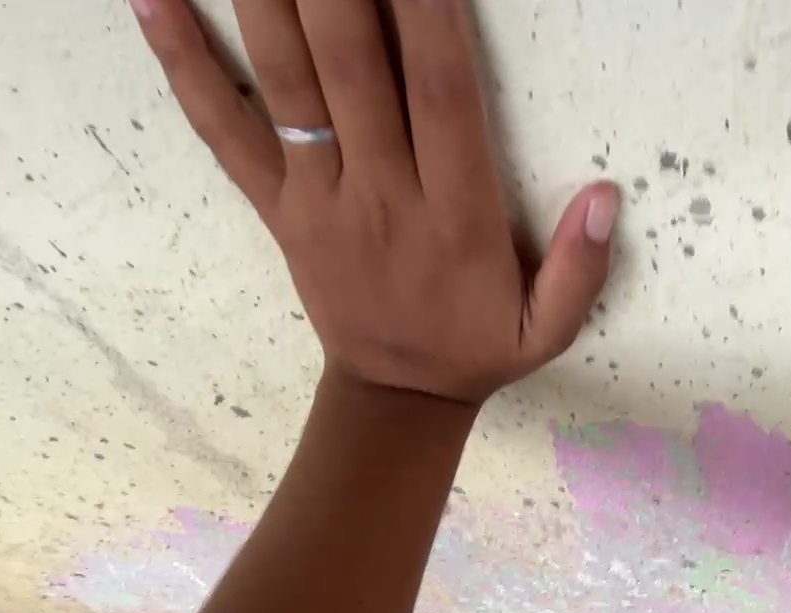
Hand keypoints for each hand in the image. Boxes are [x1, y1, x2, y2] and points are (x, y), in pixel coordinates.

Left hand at [131, 0, 619, 403]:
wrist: (398, 397)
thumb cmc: (477, 350)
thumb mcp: (548, 332)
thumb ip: (581, 270)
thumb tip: (607, 195)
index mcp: (457, 221)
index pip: (442, 97)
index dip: (429, 14)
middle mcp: (384, 198)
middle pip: (353, 67)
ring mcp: (322, 202)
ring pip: (287, 82)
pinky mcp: (280, 212)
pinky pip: (225, 133)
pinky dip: (183, 64)